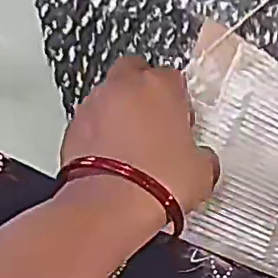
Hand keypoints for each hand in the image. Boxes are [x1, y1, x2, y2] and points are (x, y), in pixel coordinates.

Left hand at [60, 56, 219, 216]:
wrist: (113, 205)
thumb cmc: (157, 181)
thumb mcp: (202, 173)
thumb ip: (204, 156)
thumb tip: (203, 160)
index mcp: (161, 87)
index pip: (174, 78)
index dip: (181, 101)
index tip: (185, 122)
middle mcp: (124, 87)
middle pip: (135, 73)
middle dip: (145, 93)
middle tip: (157, 123)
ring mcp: (94, 104)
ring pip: (110, 97)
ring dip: (121, 115)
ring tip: (135, 150)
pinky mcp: (73, 128)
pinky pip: (92, 124)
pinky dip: (101, 136)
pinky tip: (116, 162)